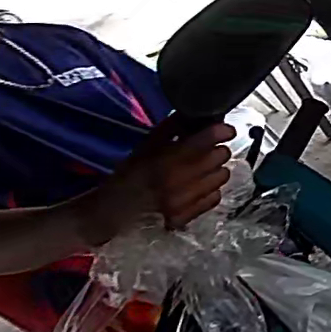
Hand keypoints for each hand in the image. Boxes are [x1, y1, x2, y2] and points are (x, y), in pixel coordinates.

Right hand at [80, 118, 236, 242]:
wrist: (106, 216)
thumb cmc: (126, 178)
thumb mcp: (144, 148)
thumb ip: (170, 129)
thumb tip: (194, 114)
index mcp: (166, 160)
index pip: (210, 139)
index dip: (222, 131)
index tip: (224, 130)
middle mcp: (179, 181)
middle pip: (221, 156)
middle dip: (216, 151)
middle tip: (206, 153)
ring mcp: (184, 202)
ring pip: (222, 176)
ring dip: (215, 171)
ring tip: (201, 172)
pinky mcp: (187, 217)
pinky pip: (215, 197)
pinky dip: (210, 191)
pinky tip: (198, 189)